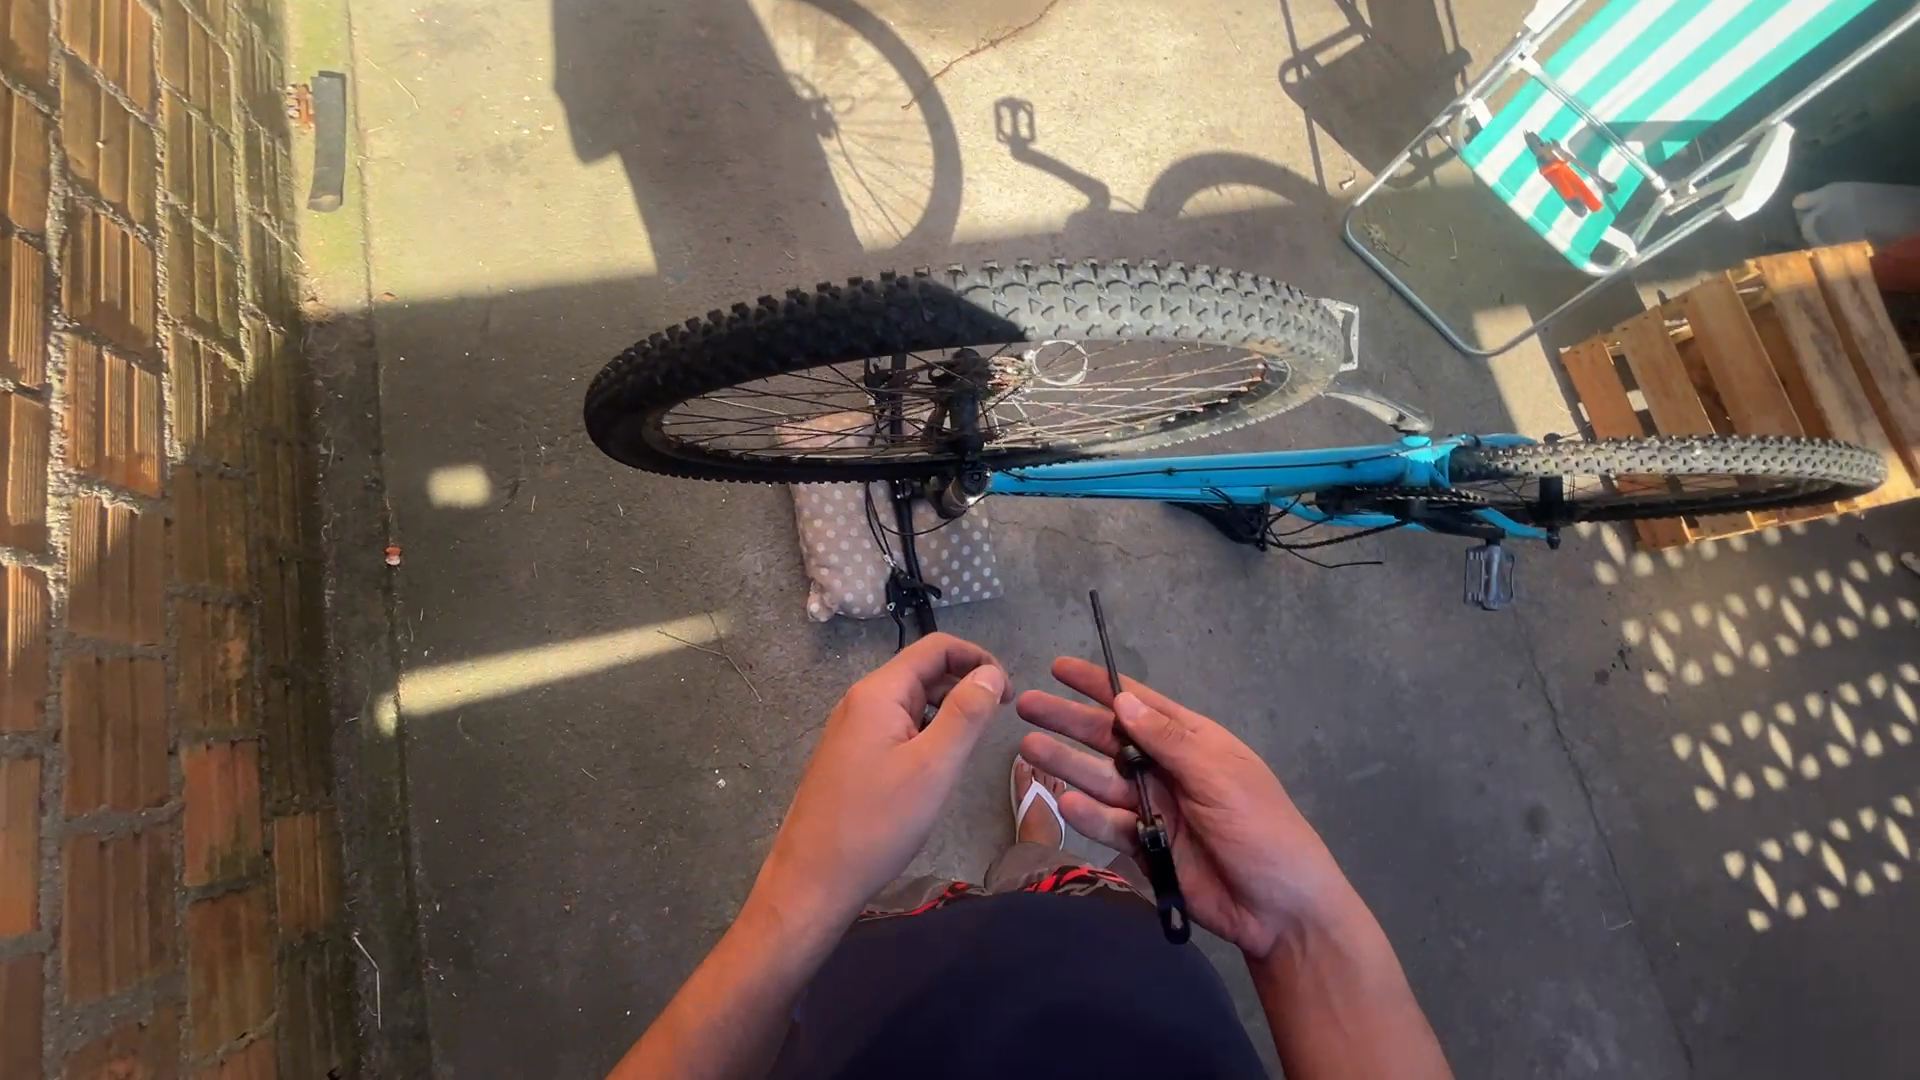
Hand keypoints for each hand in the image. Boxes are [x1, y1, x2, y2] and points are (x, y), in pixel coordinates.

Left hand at [752, 633, 1012, 926]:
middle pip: (923, 670)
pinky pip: (897, 726)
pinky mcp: (852, 755)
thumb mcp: (933, 766)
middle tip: (999, 718)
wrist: (812, 882)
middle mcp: (862, 701)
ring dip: (948, 709)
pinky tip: (940, 763)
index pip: (936, 648)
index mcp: (879, 692)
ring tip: (974, 741)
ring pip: (911, 700)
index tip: (1009, 692)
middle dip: (965, 683)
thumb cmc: (877, 823)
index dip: (978, 659)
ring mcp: (853, 729)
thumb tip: (991, 673)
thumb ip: (966, 713)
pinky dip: (926, 731)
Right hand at [1017, 658, 1356, 960]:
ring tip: (1028, 748)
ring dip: (1065, 763)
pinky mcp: (1143, 845)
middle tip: (1026, 705)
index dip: (1097, 684)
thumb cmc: (1260, 828)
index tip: (1059, 667)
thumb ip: (1168, 740)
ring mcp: (1152, 806)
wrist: (1280, 910)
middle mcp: (1165, 767)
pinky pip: (1108, 824)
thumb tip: (1123, 701)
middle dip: (1068, 720)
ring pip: (1100, 779)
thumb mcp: (1219, 775)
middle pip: (1108, 738)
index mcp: (1190, 741)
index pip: (1137, 703)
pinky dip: (1086, 815)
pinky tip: (1064, 802)